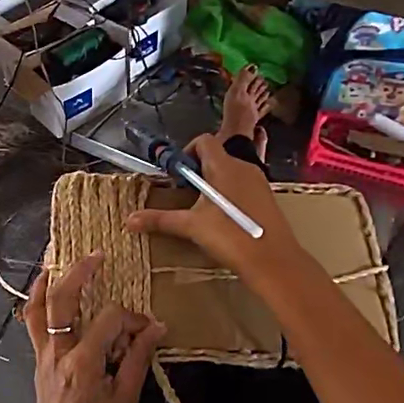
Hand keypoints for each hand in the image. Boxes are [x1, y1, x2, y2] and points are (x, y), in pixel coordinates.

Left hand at [21, 252, 163, 402]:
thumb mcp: (127, 400)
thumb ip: (139, 358)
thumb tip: (156, 327)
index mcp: (83, 363)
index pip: (109, 320)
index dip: (132, 319)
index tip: (148, 330)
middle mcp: (58, 352)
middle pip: (63, 300)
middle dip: (79, 273)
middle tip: (96, 256)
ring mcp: (43, 356)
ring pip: (38, 308)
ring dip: (48, 281)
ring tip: (57, 259)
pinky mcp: (39, 361)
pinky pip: (34, 323)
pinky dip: (39, 301)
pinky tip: (47, 288)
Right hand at [125, 133, 304, 277]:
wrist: (273, 261)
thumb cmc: (230, 237)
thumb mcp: (191, 227)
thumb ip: (160, 220)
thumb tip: (130, 220)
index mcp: (224, 166)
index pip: (204, 141)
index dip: (187, 152)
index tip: (179, 175)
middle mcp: (243, 167)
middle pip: (217, 156)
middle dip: (198, 170)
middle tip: (187, 194)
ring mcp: (259, 182)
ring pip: (231, 171)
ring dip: (215, 183)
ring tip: (204, 209)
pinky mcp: (268, 198)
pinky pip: (244, 185)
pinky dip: (230, 194)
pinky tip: (224, 219)